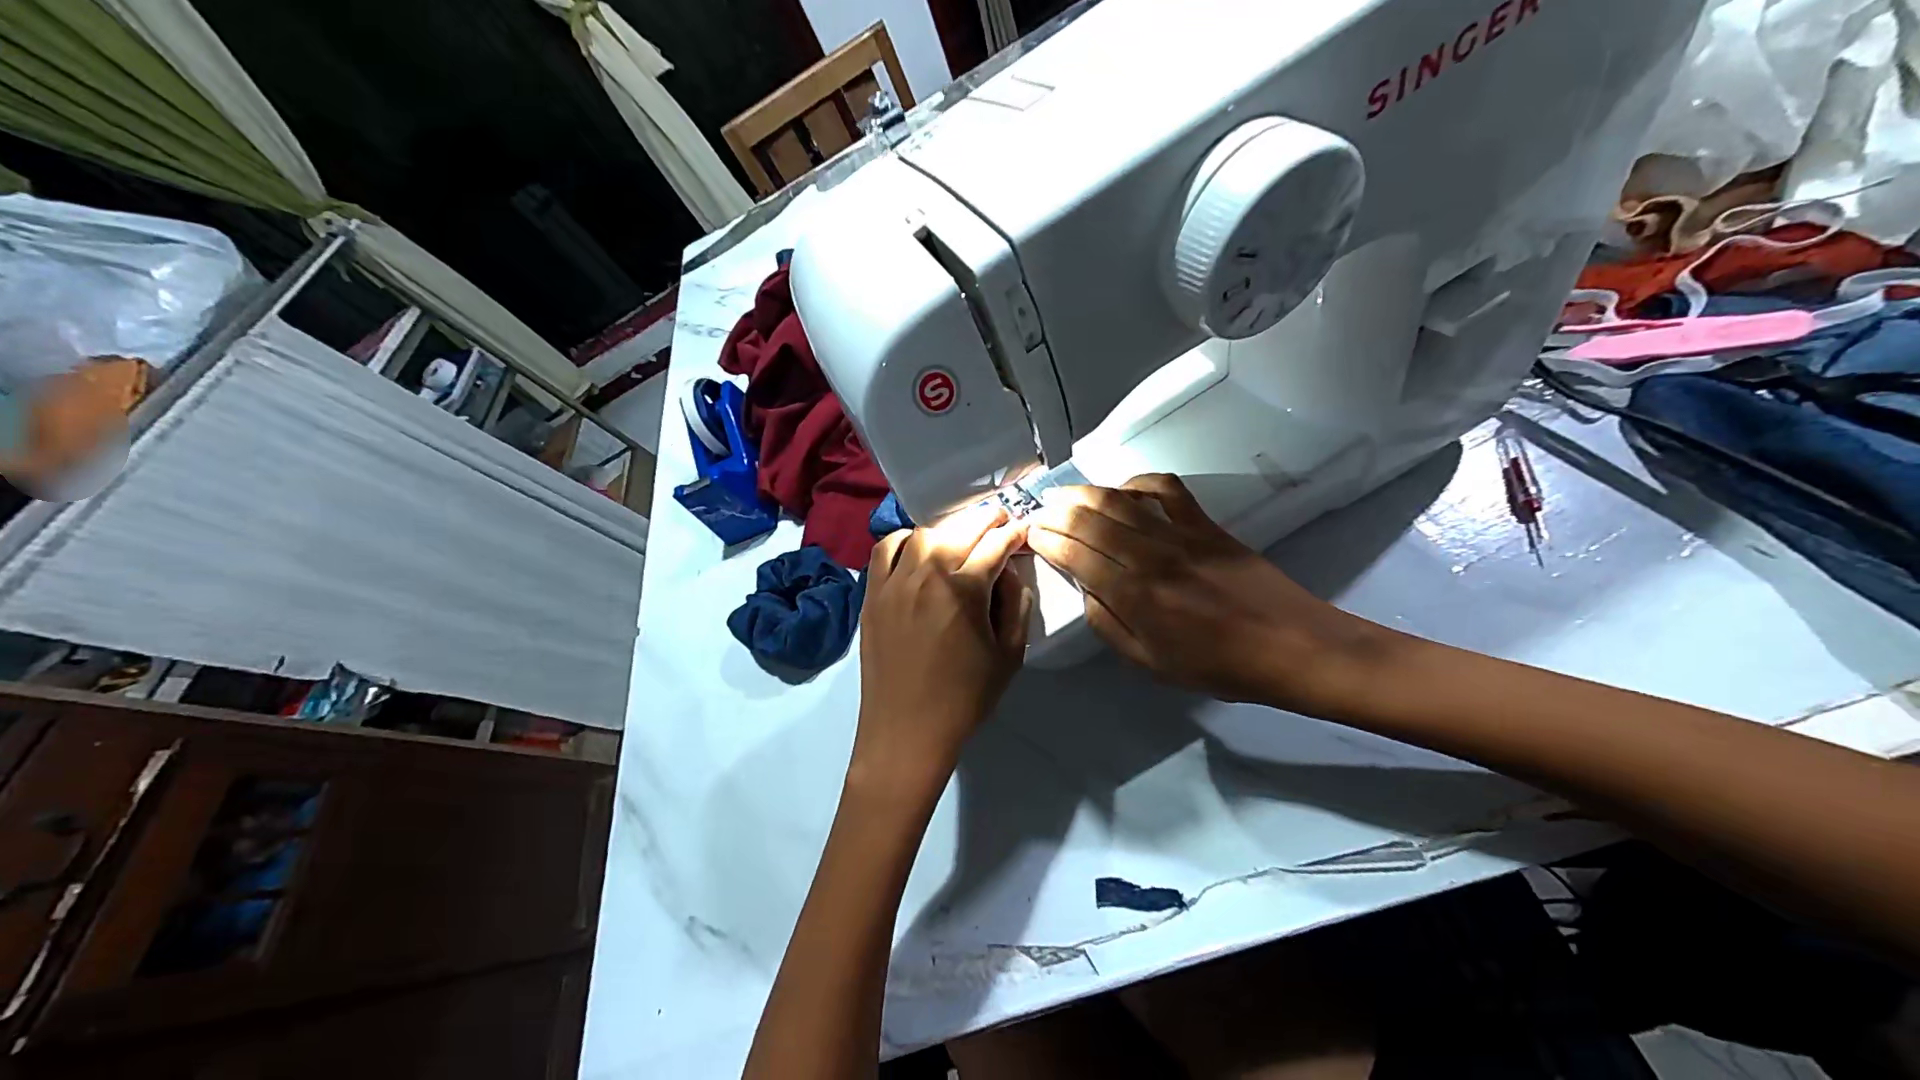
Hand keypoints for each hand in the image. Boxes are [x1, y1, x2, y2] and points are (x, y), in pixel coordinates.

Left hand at [854, 503, 1033, 793]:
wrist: (906, 731)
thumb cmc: (965, 699)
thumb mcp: (1009, 656)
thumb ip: (1015, 605)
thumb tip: (1008, 571)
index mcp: (965, 590)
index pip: (996, 545)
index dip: (1014, 533)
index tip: (1023, 527)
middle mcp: (927, 574)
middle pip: (961, 529)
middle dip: (986, 519)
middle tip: (1000, 519)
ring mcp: (894, 582)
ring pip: (924, 534)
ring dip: (949, 529)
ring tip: (962, 536)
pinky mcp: (872, 594)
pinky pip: (886, 549)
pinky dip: (904, 539)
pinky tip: (918, 547)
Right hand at [1025, 474, 1384, 710]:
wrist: (1292, 647)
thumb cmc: (1219, 667)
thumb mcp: (1152, 664)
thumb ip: (1110, 625)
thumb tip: (1086, 590)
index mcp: (1136, 596)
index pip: (1076, 555)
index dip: (1048, 541)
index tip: (1031, 535)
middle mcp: (1152, 557)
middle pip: (1091, 521)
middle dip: (1057, 512)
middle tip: (1039, 511)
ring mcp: (1181, 534)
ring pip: (1120, 501)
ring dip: (1085, 493)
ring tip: (1063, 493)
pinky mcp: (1206, 524)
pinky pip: (1166, 490)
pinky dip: (1138, 482)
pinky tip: (1123, 489)